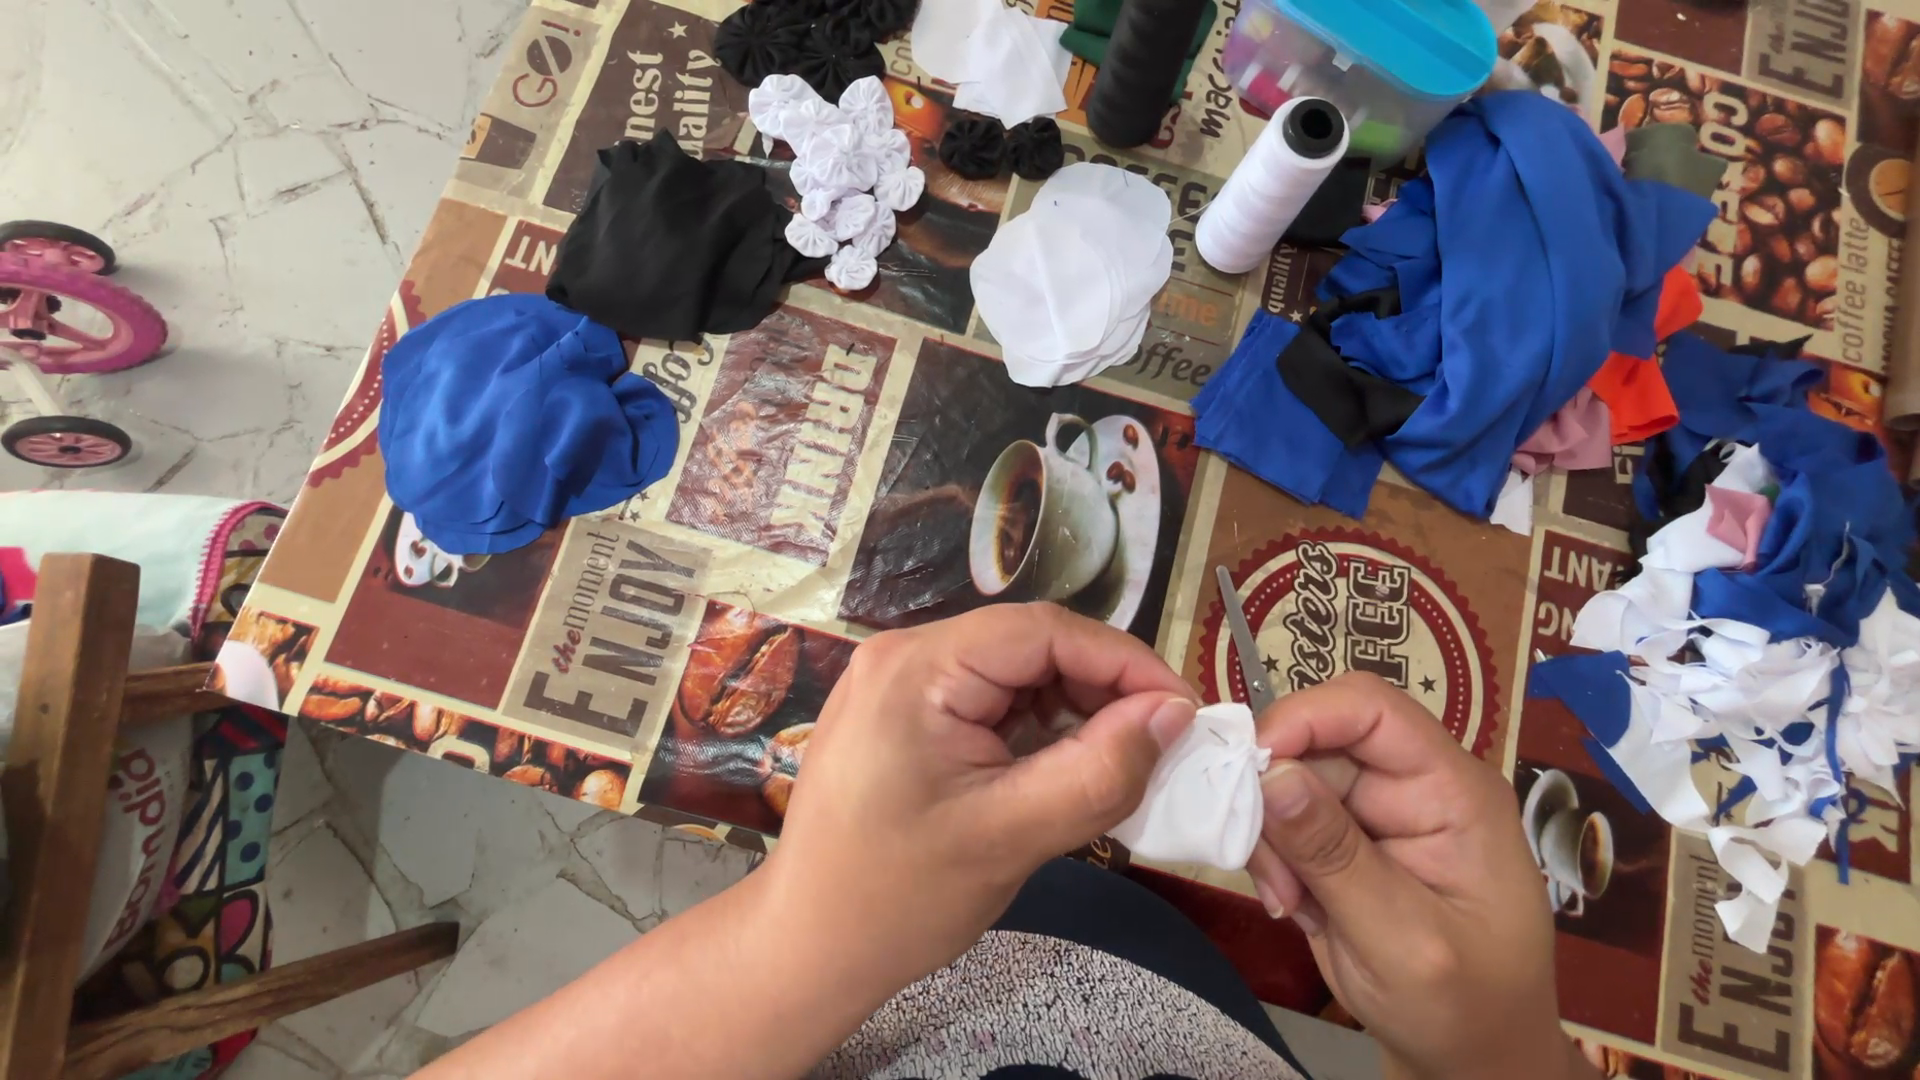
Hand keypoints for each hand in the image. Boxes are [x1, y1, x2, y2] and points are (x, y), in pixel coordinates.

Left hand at [761, 602, 1196, 987]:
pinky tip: (1068, 767)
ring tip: (1119, 764)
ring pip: (1018, 675)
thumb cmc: (896, 899)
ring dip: (1075, 712)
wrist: (808, 947)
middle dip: (1102, 691)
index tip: (1183, 711)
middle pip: (1030, 647)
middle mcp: (907, 655)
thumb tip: (1175, 714)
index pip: (1042, 631)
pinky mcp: (911, 711)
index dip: (1123, 662)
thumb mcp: (1009, 837)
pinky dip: (1040, 730)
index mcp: (918, 667)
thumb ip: (1099, 771)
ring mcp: (905, 680)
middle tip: (1160, 746)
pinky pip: (994, 701)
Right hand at [1245, 674, 1591, 1079]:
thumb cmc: (1463, 1008)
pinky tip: (1291, 903)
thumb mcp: (1403, 942)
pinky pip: (1278, 814)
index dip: (1304, 717)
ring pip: (1283, 777)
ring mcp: (1371, 805)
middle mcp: (1408, 780)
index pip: (1370, 708)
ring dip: (1269, 836)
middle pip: (1313, 740)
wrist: (1469, 1059)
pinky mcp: (1338, 830)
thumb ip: (1336, 856)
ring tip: (1287, 900)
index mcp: (1451, 788)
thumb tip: (1270, 772)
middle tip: (1266, 868)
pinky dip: (1269, 854)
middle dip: (1274, 797)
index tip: (1248, 764)